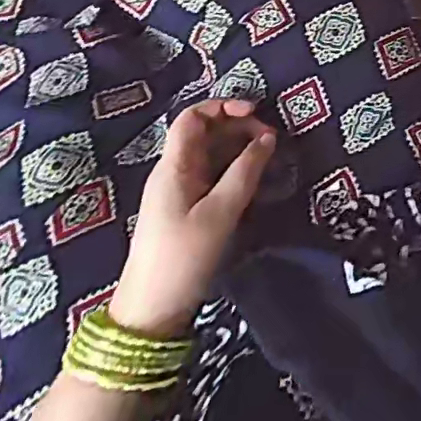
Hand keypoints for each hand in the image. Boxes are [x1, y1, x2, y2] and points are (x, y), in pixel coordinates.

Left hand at [110, 100, 275, 336]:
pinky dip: (233, 170)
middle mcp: (174, 171)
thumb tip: (268, 138)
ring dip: (239, 149)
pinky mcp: (185, 209)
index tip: (254, 113)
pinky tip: (253, 180)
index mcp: (174, 165)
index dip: (222, 106)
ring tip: (269, 158)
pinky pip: (211, 175)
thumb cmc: (182, 258)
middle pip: (205, 132)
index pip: (192, 116)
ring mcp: (178, 190)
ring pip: (211, 153)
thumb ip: (245, 172)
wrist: (150, 314)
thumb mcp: (220, 214)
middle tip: (270, 140)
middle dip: (239, 127)